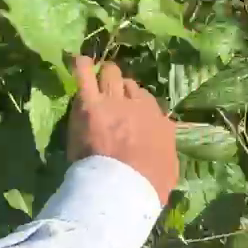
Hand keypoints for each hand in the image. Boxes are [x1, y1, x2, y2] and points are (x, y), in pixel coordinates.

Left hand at [69, 55, 178, 205]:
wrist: (122, 187)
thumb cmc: (147, 186)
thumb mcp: (169, 168)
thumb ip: (165, 151)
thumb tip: (163, 145)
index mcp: (158, 122)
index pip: (147, 101)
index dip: (136, 102)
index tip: (128, 108)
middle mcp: (139, 106)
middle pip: (129, 85)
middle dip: (120, 86)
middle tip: (111, 92)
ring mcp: (113, 101)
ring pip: (109, 75)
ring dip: (104, 75)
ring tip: (95, 73)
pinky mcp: (89, 104)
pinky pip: (84, 76)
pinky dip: (82, 67)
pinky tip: (78, 61)